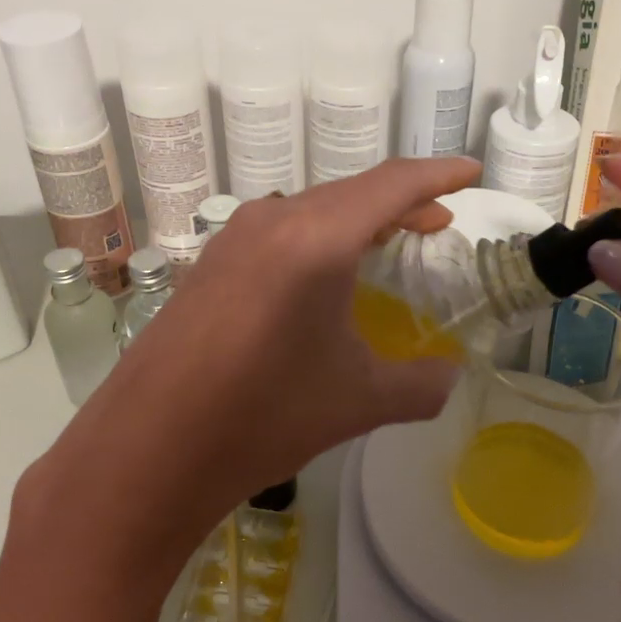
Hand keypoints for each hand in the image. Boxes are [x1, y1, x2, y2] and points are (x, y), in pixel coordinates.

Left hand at [44, 157, 479, 531]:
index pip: (392, 185)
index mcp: (317, 238)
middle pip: (351, 193)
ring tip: (387, 245)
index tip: (471, 173)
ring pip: (311, 211)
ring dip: (356, 220)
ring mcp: (232, 240)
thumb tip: (449, 377)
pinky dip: (317, 239)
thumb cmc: (264, 416)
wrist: (150, 449)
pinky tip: (322, 275)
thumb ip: (421, 385)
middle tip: (438, 223)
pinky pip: (277, 233)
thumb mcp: (357, 400)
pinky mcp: (208, 265)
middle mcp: (272, 221)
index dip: (438, 174)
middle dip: (401, 203)